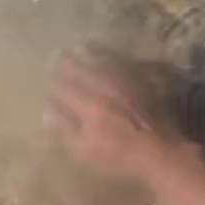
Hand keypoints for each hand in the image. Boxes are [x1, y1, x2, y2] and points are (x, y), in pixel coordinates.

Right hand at [45, 55, 189, 182]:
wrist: (158, 152)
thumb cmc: (118, 157)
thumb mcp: (84, 151)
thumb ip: (65, 130)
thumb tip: (47, 114)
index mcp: (88, 106)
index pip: (63, 89)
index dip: (52, 84)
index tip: (46, 80)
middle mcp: (104, 89)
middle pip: (83, 70)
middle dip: (69, 62)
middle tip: (59, 54)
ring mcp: (124, 86)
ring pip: (103, 63)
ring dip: (90, 54)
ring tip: (80, 46)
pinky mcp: (141, 86)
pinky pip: (123, 66)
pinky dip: (113, 58)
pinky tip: (110, 57)